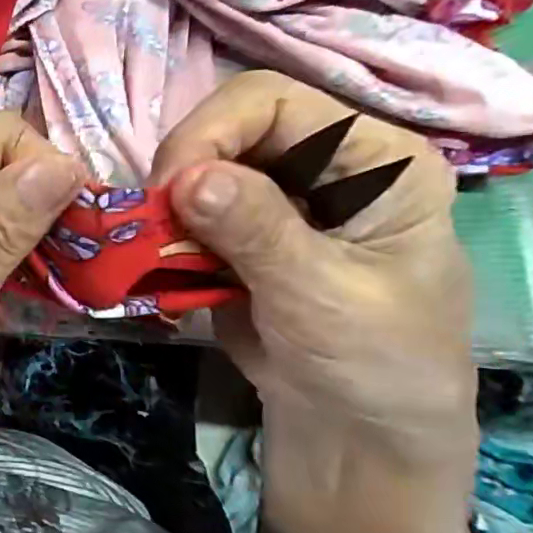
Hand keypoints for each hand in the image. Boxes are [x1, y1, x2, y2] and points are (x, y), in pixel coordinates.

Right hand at [150, 73, 476, 485]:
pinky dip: (165, 229)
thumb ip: (259, 231)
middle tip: (155, 221)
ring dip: (168, 203)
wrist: (353, 431)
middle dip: (182, 167)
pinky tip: (166, 260)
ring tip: (160, 248)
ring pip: (199, 165)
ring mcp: (278, 196)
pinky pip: (187, 208)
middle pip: (229, 124)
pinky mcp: (239, 230)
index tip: (169, 190)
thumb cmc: (373, 363)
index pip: (274, 101)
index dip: (211, 132)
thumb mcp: (322, 296)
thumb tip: (187, 178)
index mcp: (377, 157)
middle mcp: (326, 162)